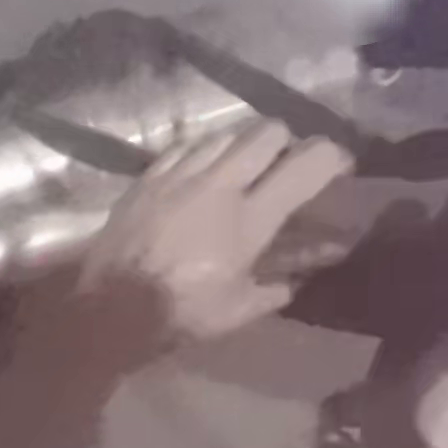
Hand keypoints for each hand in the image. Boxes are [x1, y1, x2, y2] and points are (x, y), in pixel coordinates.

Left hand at [80, 118, 349, 340]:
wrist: (110, 310)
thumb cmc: (179, 316)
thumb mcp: (237, 311)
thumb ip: (277, 287)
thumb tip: (302, 277)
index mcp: (248, 219)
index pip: (307, 162)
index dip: (333, 156)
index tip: (337, 168)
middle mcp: (217, 185)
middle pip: (267, 131)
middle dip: (286, 142)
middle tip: (283, 167)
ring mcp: (176, 176)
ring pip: (225, 133)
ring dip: (243, 145)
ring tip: (241, 169)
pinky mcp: (145, 179)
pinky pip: (184, 146)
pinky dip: (203, 152)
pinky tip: (200, 172)